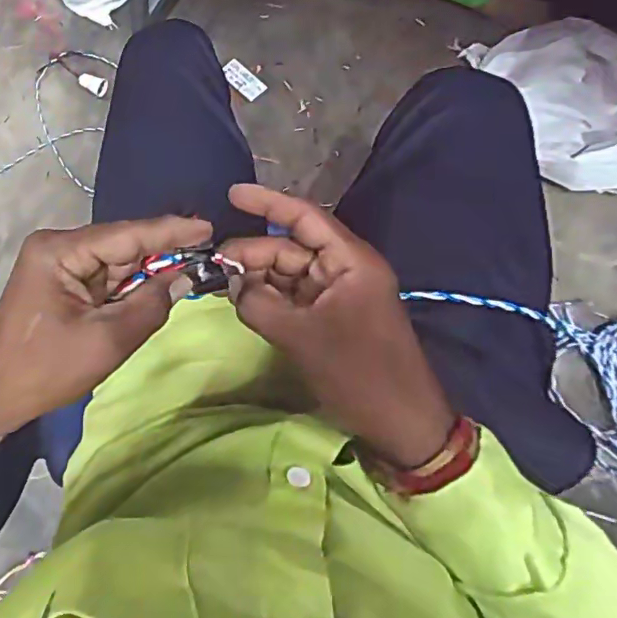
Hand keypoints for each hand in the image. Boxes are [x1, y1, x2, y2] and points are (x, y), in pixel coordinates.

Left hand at [0, 216, 213, 442]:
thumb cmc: (46, 368)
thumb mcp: (106, 341)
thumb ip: (149, 305)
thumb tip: (184, 277)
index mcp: (59, 251)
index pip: (126, 234)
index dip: (170, 231)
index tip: (208, 227)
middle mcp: (56, 246)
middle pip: (121, 245)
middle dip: (162, 252)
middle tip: (209, 252)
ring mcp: (55, 262)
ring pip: (114, 261)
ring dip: (147, 270)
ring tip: (192, 267)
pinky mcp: (59, 280)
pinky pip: (103, 276)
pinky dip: (129, 285)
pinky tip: (157, 285)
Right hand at [219, 184, 457, 466]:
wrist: (401, 423)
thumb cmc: (359, 373)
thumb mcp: (300, 336)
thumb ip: (258, 303)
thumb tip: (231, 283)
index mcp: (349, 261)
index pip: (304, 218)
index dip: (267, 203)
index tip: (231, 194)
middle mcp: (343, 268)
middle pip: (288, 247)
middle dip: (252, 253)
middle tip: (215, 268)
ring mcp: (336, 292)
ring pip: (286, 272)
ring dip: (256, 277)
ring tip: (225, 287)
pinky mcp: (330, 315)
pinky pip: (292, 294)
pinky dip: (268, 296)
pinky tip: (244, 301)